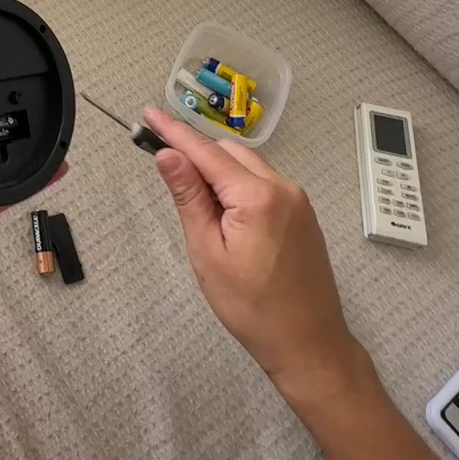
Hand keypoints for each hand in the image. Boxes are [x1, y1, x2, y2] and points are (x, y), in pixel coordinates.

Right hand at [144, 107, 361, 388]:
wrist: (311, 346)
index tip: (148, 112)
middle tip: (162, 161)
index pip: (206, 151)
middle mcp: (282, 187)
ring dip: (217, 168)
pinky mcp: (302, 213)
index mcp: (257, 196)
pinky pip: (263, 181)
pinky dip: (237, 182)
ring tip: (192, 195)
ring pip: (247, 164)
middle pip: (228, 151)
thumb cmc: (251, 308)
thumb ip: (189, 197)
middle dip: (195, 151)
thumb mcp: (208, 253)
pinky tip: (223, 209)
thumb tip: (168, 154)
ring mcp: (297, 199)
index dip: (174, 131)